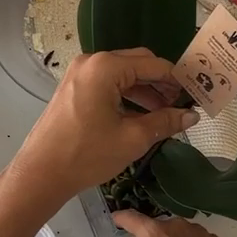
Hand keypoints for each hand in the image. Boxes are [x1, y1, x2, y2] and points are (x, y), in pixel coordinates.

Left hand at [0, 49, 198, 214]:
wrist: (41, 174)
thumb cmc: (87, 154)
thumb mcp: (132, 139)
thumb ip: (164, 122)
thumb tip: (191, 116)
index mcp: (106, 67)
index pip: (153, 64)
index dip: (177, 79)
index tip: (195, 93)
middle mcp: (91, 62)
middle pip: (137, 63)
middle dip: (161, 83)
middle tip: (182, 103)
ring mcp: (79, 75)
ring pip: (122, 75)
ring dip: (145, 91)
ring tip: (165, 113)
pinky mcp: (73, 89)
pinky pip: (108, 84)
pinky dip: (127, 96)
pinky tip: (141, 116)